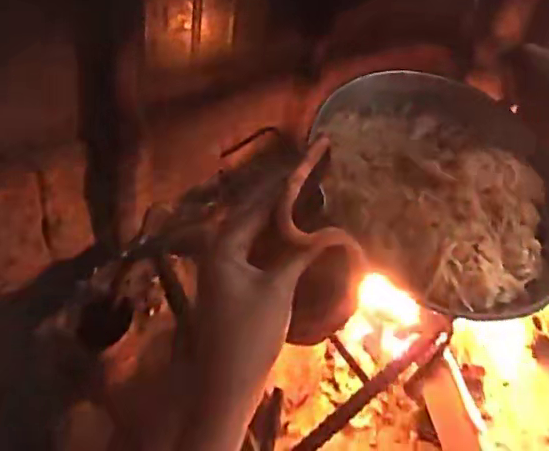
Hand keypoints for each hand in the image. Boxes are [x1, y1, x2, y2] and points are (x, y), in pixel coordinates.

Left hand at [179, 144, 353, 450]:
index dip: (285, 181)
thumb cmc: (248, 337)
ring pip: (254, 226)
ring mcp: (224, 264)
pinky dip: (274, 233)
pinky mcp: (232, 279)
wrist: (224, 390)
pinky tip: (294, 228)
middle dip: (282, 190)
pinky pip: (254, 244)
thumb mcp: (278, 291)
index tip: (308, 158)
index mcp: (224, 244)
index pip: (259, 202)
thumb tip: (329, 230)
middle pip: (254, 209)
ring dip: (279, 211)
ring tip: (307, 189)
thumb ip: (300, 254)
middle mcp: (219, 247)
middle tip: (310, 167)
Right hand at [509, 13, 548, 173]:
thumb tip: (514, 89)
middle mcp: (548, 44)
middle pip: (536, 52)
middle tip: (546, 93)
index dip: (510, 76)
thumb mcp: (528, 117)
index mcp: (526, 59)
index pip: (507, 58)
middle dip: (537, 69)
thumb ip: (517, 96)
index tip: (517, 95)